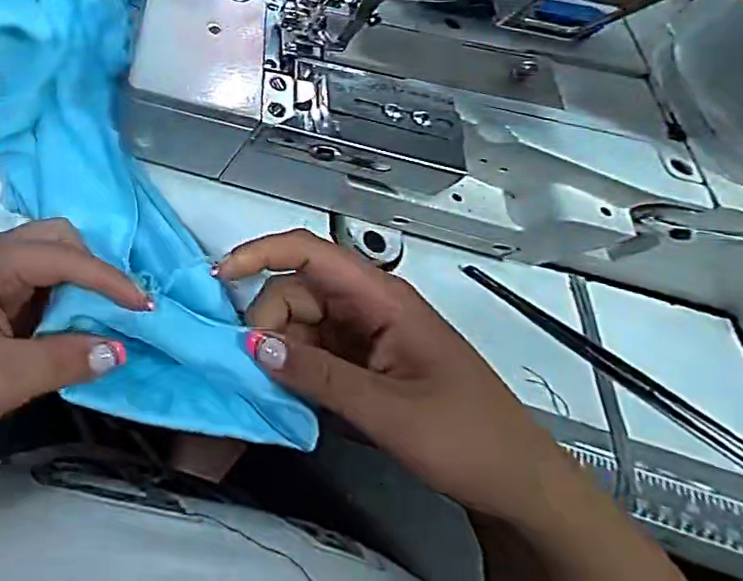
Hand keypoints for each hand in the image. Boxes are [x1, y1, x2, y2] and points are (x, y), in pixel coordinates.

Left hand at [0, 219, 148, 457]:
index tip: (143, 305)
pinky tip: (82, 322)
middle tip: (123, 307)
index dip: (105, 278)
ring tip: (112, 314)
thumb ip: (63, 359)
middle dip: (93, 269)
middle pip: (57, 240)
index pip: (60, 255)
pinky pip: (42, 283)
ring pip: (52, 258)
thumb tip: (120, 349)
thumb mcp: (3, 379)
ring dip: (82, 283)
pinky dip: (67, 299)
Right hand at [218, 230, 587, 527]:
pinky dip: (290, 364)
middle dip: (266, 319)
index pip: (309, 252)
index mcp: (381, 298)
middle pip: (296, 289)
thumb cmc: (471, 440)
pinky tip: (285, 390)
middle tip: (252, 362)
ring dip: (276, 345)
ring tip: (267, 382)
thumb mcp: (390, 411)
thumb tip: (254, 343)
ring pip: (298, 320)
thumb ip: (318, 375)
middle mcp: (367, 306)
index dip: (260, 253)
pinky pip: (310, 348)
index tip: (222, 274)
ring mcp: (363, 333)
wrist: (521, 489)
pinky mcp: (360, 360)